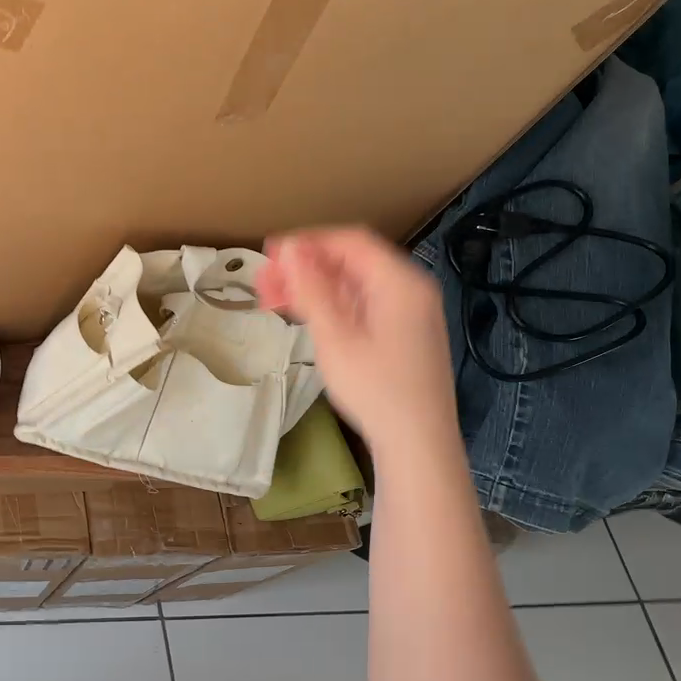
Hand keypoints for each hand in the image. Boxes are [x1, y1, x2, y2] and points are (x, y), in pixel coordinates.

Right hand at [258, 227, 458, 458]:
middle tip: (263, 281)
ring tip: (273, 300)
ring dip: (313, 286)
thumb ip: (311, 289)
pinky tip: (304, 317)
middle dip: (305, 266)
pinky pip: (362, 304)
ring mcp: (409, 313)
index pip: (350, 241)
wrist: (417, 439)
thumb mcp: (335, 336)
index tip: (267, 253)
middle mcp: (409, 290)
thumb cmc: (374, 387)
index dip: (307, 242)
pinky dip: (330, 304)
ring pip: (354, 284)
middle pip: (352, 261)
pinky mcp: (403, 334)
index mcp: (399, 283)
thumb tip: (289, 249)